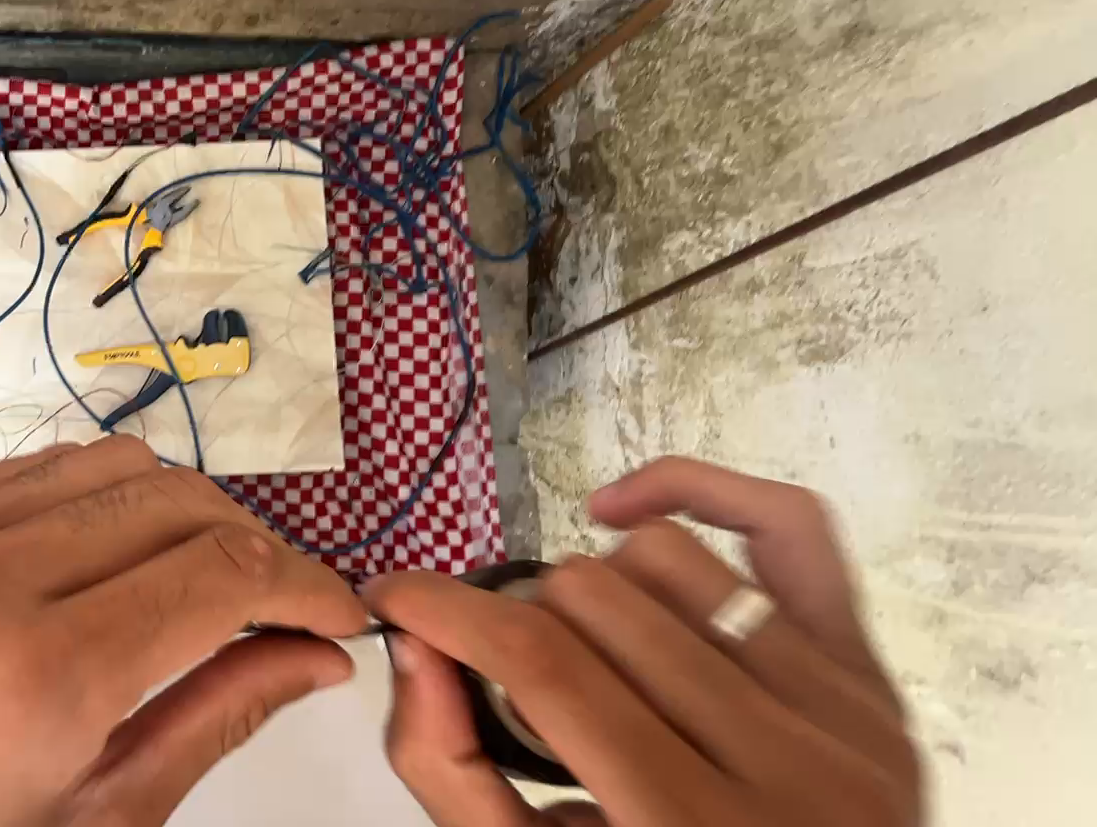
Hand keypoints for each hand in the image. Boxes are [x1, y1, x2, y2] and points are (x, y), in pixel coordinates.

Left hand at [0, 435, 366, 826]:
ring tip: (196, 573)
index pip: (220, 573)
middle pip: (180, 501)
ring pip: (122, 462)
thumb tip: (316, 652)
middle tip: (277, 599)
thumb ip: (218, 713)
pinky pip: (51, 465)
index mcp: (38, 674)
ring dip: (183, 512)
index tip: (336, 610)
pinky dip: (106, 498)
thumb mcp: (101, 816)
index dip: (302, 584)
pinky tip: (108, 552)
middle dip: (255, 544)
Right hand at [366, 457, 919, 825]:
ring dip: (587, 586)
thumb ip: (445, 764)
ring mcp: (846, 709)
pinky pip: (787, 523)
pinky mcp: (869, 670)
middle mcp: (794, 767)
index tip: (389, 594)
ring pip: (658, 554)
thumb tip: (412, 640)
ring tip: (585, 643)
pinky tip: (621, 516)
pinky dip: (693, 491)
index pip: (542, 663)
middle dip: (516, 618)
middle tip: (508, 668)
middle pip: (588, 598)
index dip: (444, 608)